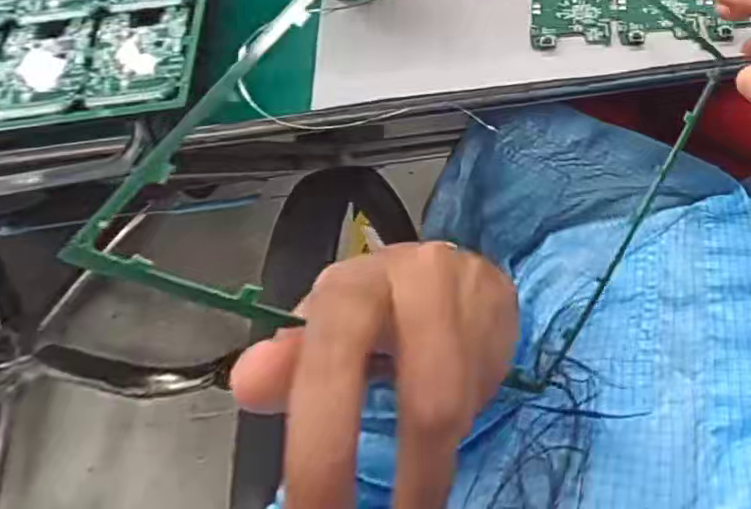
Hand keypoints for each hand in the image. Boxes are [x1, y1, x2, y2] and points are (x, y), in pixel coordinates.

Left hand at [229, 242, 518, 508]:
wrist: (439, 265)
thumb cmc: (371, 309)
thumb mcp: (323, 334)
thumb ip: (288, 364)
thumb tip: (246, 381)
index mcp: (353, 286)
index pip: (335, 360)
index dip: (324, 449)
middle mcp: (416, 275)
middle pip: (429, 402)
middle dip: (414, 485)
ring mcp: (467, 286)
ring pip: (465, 405)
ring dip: (439, 458)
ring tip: (418, 474)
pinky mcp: (504, 300)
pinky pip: (489, 387)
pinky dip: (465, 421)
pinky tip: (449, 414)